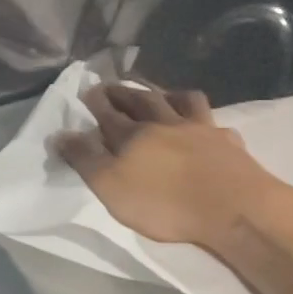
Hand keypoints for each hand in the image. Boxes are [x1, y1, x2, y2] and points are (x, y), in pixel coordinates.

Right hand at [56, 84, 290, 254]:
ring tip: (159, 93)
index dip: (97, 103)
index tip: (87, 91)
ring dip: (167, 94)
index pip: (109, 115)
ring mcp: (200, 129)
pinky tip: (201, 123)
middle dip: (125, 93)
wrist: (231, 207)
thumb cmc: (162, 203)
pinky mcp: (226, 142)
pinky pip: (211, 120)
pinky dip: (201, 116)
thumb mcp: (109, 186)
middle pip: (144, 101)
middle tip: (113, 86)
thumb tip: (61, 135)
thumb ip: (85, 160)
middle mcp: (166, 124)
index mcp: (134, 136)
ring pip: (181, 102)